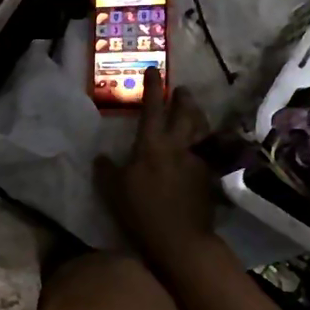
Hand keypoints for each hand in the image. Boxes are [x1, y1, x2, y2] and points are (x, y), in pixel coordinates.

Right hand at [96, 68, 215, 264]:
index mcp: (152, 144)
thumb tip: (100, 157)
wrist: (180, 238)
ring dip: (197, 114)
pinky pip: (208, 148)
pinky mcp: (208, 175)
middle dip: (182, 97)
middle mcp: (177, 145)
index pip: (152, 108)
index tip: (154, 71)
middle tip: (180, 89)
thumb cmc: (142, 212)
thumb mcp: (113, 190)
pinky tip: (202, 142)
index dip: (153, 87)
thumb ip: (107, 170)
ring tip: (194, 109)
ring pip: (201, 127)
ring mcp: (196, 159)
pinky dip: (205, 139)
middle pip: (185, 112)